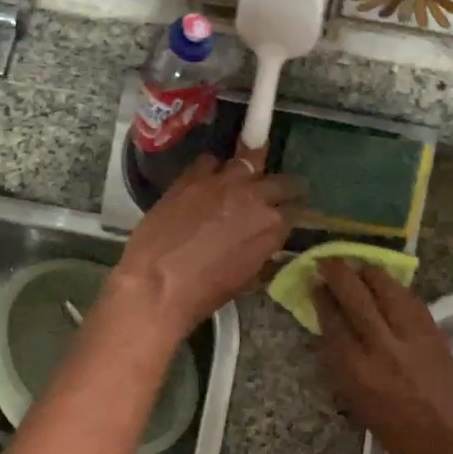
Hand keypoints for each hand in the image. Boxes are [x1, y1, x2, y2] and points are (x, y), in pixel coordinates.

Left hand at [112, 156, 299, 338]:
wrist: (156, 282)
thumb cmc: (204, 292)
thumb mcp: (246, 280)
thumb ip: (262, 254)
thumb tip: (266, 246)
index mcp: (272, 226)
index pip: (296, 211)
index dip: (294, 213)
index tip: (290, 216)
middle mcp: (254, 197)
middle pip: (281, 182)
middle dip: (286, 187)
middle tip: (285, 191)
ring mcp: (222, 181)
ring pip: (249, 161)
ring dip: (253, 169)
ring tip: (249, 173)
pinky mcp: (191, 176)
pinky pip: (210, 161)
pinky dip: (214, 168)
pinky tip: (208, 178)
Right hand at [313, 260, 452, 453]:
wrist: (447, 436)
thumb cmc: (395, 429)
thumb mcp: (355, 402)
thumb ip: (341, 365)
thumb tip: (331, 331)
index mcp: (356, 370)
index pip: (333, 322)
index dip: (321, 298)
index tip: (314, 283)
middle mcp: (381, 347)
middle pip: (356, 297)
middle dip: (339, 274)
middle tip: (328, 261)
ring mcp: (410, 336)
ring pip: (386, 290)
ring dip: (368, 273)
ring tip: (358, 266)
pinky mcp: (432, 331)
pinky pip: (410, 299)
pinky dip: (395, 287)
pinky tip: (386, 282)